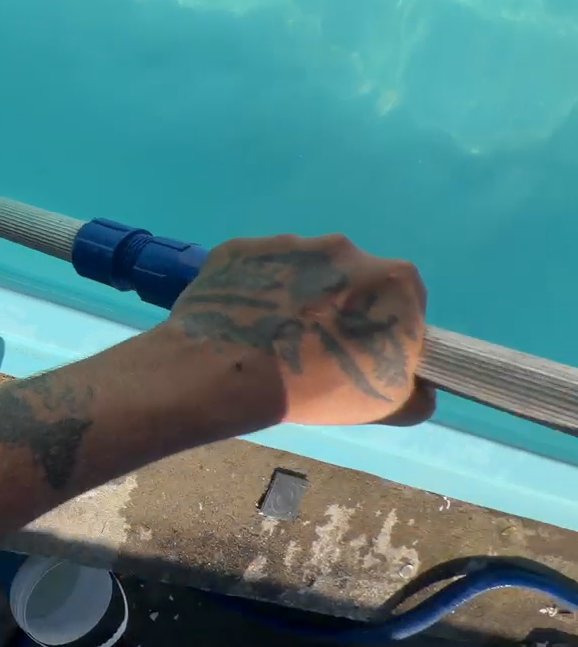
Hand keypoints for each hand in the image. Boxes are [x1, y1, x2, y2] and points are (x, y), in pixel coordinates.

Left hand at [163, 234, 432, 426]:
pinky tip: (238, 312)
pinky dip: (249, 284)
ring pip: (296, 267)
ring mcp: (281, 244)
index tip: (356, 340)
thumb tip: (416, 381)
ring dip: (290, 289)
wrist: (228, 370)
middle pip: (345, 275)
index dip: (379, 320)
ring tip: (267, 325)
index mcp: (392, 279)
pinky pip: (251, 266)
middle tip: (308, 332)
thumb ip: (418, 385)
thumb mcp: (396, 402)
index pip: (397, 296)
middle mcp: (339, 248)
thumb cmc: (320, 386)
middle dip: (333, 300)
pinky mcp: (233, 248)